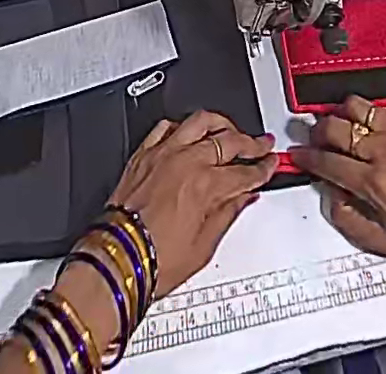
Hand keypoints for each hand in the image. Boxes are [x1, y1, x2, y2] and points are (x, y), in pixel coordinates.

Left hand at [109, 110, 278, 297]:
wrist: (115, 263)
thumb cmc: (152, 261)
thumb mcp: (203, 248)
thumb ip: (228, 214)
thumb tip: (243, 198)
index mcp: (205, 186)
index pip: (245, 172)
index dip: (263, 168)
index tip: (270, 165)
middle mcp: (186, 162)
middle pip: (229, 140)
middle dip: (252, 143)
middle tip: (261, 144)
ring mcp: (164, 154)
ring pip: (200, 121)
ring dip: (221, 123)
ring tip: (230, 129)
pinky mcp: (144, 154)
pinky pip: (166, 126)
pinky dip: (182, 125)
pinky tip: (189, 130)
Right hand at [288, 97, 385, 314]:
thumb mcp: (374, 240)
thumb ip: (342, 214)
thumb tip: (326, 190)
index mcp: (375, 183)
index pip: (328, 160)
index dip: (307, 157)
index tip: (299, 155)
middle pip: (336, 127)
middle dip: (318, 133)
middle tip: (314, 140)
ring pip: (355, 107)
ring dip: (339, 116)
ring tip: (334, 126)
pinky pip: (379, 109)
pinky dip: (364, 114)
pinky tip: (361, 126)